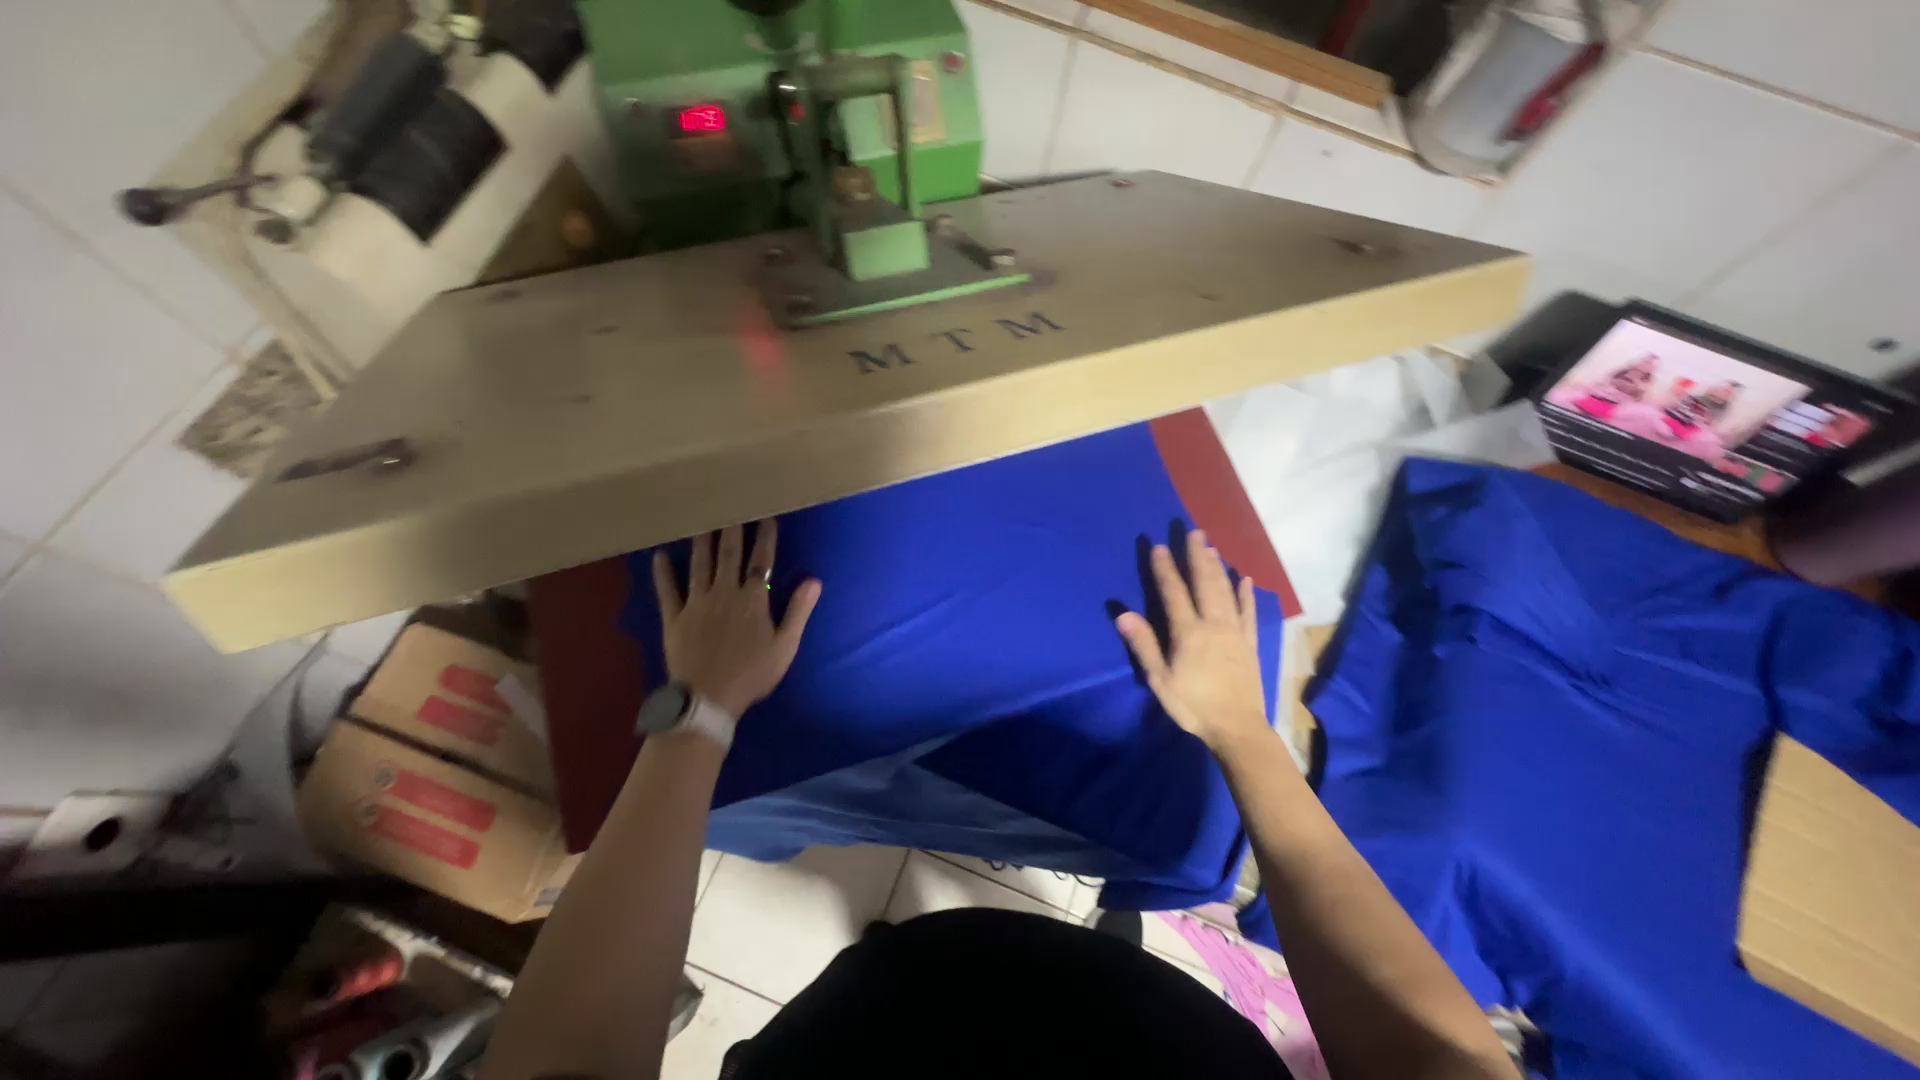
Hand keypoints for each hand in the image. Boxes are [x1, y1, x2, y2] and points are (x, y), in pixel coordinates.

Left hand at [652, 520, 822, 718]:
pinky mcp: (673, 617)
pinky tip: (659, 555)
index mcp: (752, 600)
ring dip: (702, 542)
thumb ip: (798, 611)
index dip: (765, 538)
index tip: (767, 517)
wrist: (707, 698)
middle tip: (732, 507)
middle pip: (728, 555)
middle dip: (732, 530)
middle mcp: (723, 593)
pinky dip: (663, 572)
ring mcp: (695, 603)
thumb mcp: (785, 647)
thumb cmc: (751, 675)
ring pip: (699, 564)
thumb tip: (813, 580)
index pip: (761, 561)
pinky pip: (667, 590)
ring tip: (703, 522)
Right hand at [1114, 529, 1269, 753]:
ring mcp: (1235, 632)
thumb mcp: (1160, 679)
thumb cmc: (1193, 705)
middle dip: (1196, 557)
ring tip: (1211, 546)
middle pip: (1203, 584)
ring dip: (1217, 567)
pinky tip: (1244, 579)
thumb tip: (1123, 614)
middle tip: (1193, 531)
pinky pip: (1248, 613)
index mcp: (1188, 633)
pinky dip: (1245, 594)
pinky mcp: (1250, 643)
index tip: (1158, 546)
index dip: (1164, 569)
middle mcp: (1213, 625)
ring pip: (1225, 592)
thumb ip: (1144, 645)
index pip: (1173, 593)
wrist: (1237, 727)